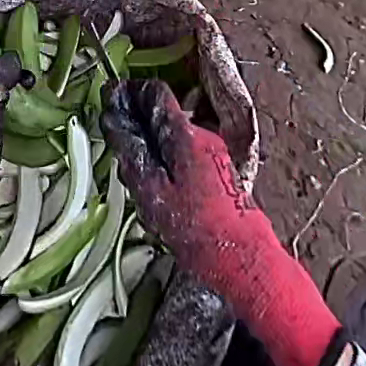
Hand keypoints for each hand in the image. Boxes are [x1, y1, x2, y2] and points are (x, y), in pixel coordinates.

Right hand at [102, 79, 341, 365]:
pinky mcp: (223, 173)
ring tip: (134, 161)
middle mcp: (204, 139)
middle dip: (138, 119)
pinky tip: (159, 180)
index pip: (154, 96)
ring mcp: (216, 155)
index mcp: (187, 139)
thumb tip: (115, 118)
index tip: (108, 96)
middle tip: (115, 136)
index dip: (129, 93)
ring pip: (175, 134)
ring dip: (154, 140)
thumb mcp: (154, 196)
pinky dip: (168, 156)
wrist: (257, 272)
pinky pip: (186, 152)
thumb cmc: (202, 235)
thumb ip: (134, 153)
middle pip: (164, 113)